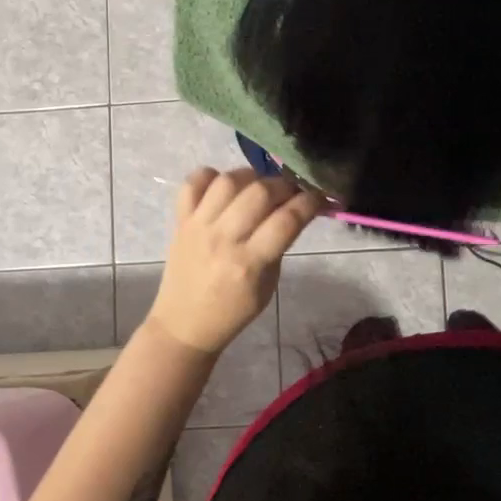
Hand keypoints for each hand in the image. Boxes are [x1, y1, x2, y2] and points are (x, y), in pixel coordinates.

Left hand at [145, 168, 322, 354]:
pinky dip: (210, 176)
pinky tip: (224, 187)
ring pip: (227, 181)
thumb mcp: (268, 285)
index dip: (310, 202)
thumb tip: (296, 210)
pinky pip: (192, 183)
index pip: (287, 220)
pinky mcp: (180, 220)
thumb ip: (279, 245)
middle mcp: (223, 239)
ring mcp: (198, 227)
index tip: (320, 198)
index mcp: (249, 264)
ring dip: (251, 176)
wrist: (184, 324)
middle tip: (292, 192)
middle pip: (259, 193)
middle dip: (285, 185)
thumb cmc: (234, 311)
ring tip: (259, 187)